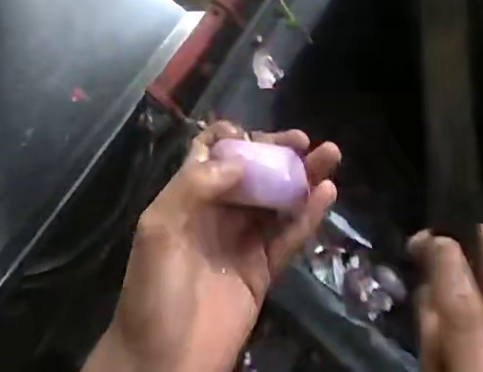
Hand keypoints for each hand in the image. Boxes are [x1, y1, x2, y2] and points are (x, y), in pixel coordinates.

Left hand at [84, 122, 340, 371]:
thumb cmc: (153, 289)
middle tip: (306, 141)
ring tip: (330, 155)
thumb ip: (194, 186)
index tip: (253, 132)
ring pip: (276, 199)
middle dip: (277, 151)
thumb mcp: (159, 227)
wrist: (163, 363)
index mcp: (189, 194)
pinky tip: (326, 193)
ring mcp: (242, 240)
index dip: (233, 136)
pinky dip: (308, 214)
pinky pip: (288, 236)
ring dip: (302, 176)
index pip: (213, 152)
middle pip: (253, 170)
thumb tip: (240, 159)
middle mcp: (218, 210)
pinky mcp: (262, 271)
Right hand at [410, 226, 482, 371]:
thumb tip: (441, 238)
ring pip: (476, 314)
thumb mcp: (473, 364)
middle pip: (478, 278)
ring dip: (446, 331)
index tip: (414, 253)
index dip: (449, 235)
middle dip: (443, 298)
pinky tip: (449, 367)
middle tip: (428, 333)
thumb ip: (458, 304)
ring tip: (436, 360)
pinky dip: (460, 353)